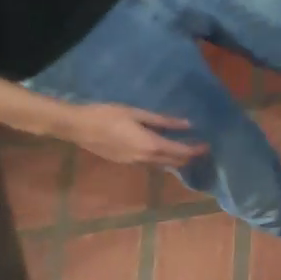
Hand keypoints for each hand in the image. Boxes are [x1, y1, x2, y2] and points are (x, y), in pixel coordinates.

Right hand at [66, 103, 205, 167]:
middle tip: (197, 148)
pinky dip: (161, 160)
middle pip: (177, 162)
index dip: (198, 150)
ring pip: (164, 165)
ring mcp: (136, 163)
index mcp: (153, 146)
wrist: (72, 125)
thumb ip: (164, 121)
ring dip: (176, 160)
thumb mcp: (136, 114)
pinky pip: (151, 164)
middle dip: (190, 157)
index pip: (184, 152)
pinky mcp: (125, 163)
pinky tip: (160, 151)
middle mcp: (148, 158)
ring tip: (182, 150)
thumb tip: (188, 125)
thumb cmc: (104, 115)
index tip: (207, 146)